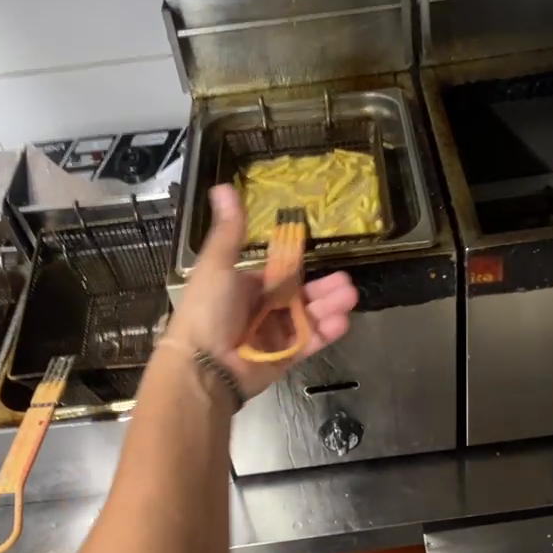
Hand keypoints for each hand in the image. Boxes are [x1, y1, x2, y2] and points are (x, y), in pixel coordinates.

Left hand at [162, 184, 358, 398]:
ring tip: (350, 298)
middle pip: (301, 297)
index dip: (303, 269)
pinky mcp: (284, 358)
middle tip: (347, 284)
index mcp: (245, 287)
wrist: (203, 364)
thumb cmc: (207, 309)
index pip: (282, 275)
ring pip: (309, 318)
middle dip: (325, 290)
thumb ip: (231, 230)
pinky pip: (309, 343)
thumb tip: (223, 187)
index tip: (326, 260)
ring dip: (330, 308)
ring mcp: (274, 336)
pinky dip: (325, 333)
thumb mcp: (217, 263)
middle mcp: (261, 310)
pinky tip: (341, 322)